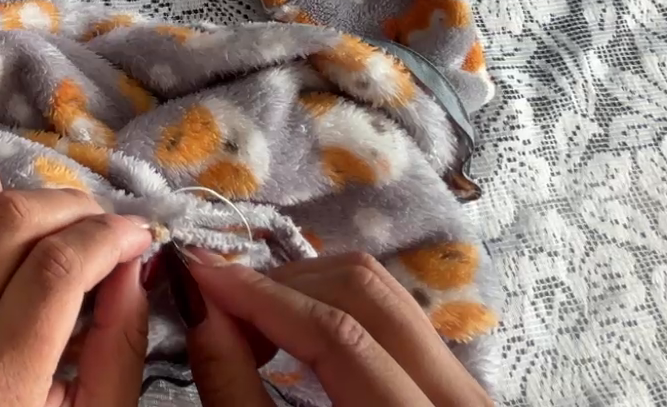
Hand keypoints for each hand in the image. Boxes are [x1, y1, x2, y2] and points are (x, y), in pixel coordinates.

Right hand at [175, 251, 492, 406]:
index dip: (258, 294)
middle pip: (364, 290)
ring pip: (381, 291)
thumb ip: (233, 386)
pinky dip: (329, 303)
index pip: (336, 335)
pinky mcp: (457, 389)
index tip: (196, 271)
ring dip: (303, 287)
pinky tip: (292, 334)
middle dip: (280, 284)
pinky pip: (391, 314)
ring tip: (254, 322)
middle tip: (222, 309)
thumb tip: (196, 299)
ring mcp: (471, 396)